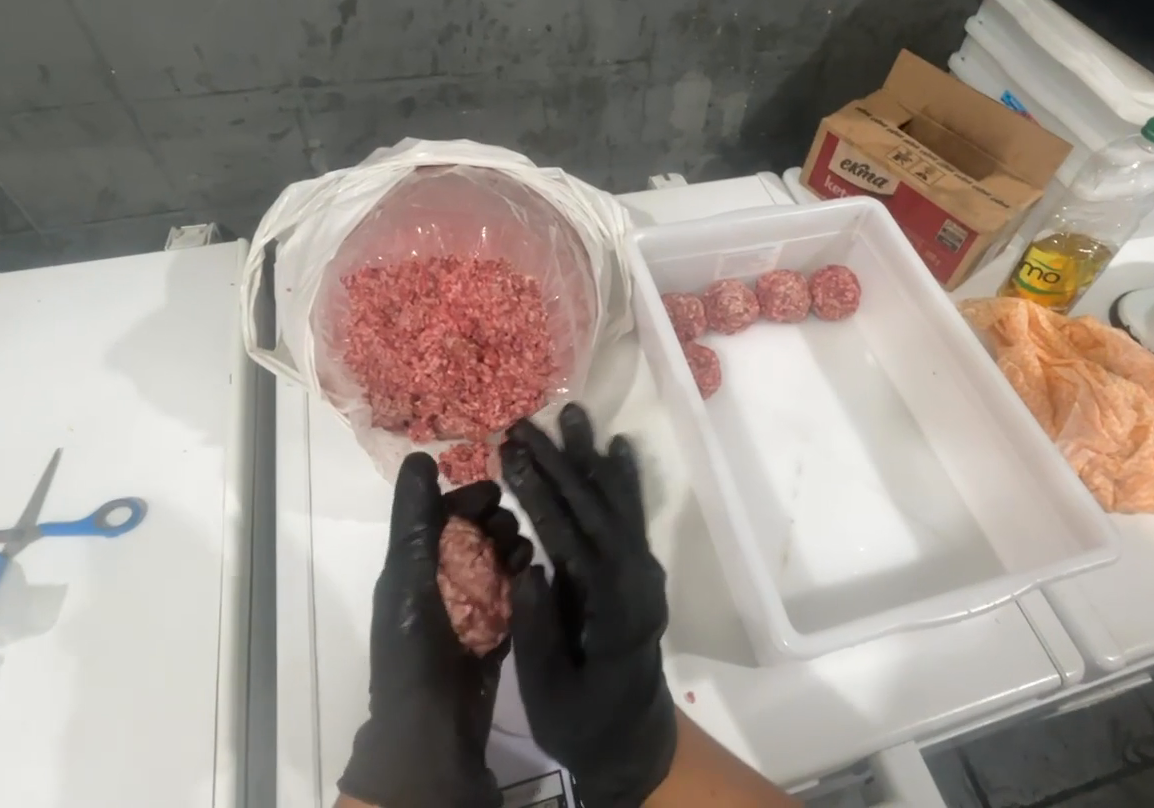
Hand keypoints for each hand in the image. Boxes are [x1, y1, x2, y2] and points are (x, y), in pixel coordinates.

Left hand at [338, 454, 531, 807]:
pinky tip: (532, 572)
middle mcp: (443, 576)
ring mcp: (471, 601)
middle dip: (495, 522)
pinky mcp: (495, 624)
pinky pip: (513, 588)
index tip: (495, 493)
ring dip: (512, 546)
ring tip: (522, 550)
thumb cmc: (415, 640)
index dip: (469, 498)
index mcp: (415, 561)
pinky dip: (522, 575)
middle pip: (477, 531)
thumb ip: (414, 517)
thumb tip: (419, 456)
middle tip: (509, 528)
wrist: (434, 723)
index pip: (446, 512)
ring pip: (499, 556)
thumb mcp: (409, 572)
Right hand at [502, 405, 677, 807]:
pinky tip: (618, 447)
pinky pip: (632, 514)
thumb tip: (527, 565)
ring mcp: (643, 568)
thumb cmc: (582, 721)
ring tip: (573, 414)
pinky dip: (625, 477)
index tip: (511, 453)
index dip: (538, 492)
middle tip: (526, 424)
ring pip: (616, 501)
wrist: (632, 738)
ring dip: (591, 456)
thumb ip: (538, 630)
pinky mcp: (641, 568)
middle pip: (593, 506)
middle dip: (559, 462)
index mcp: (609, 605)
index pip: (567, 534)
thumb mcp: (549, 690)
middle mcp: (634, 576)